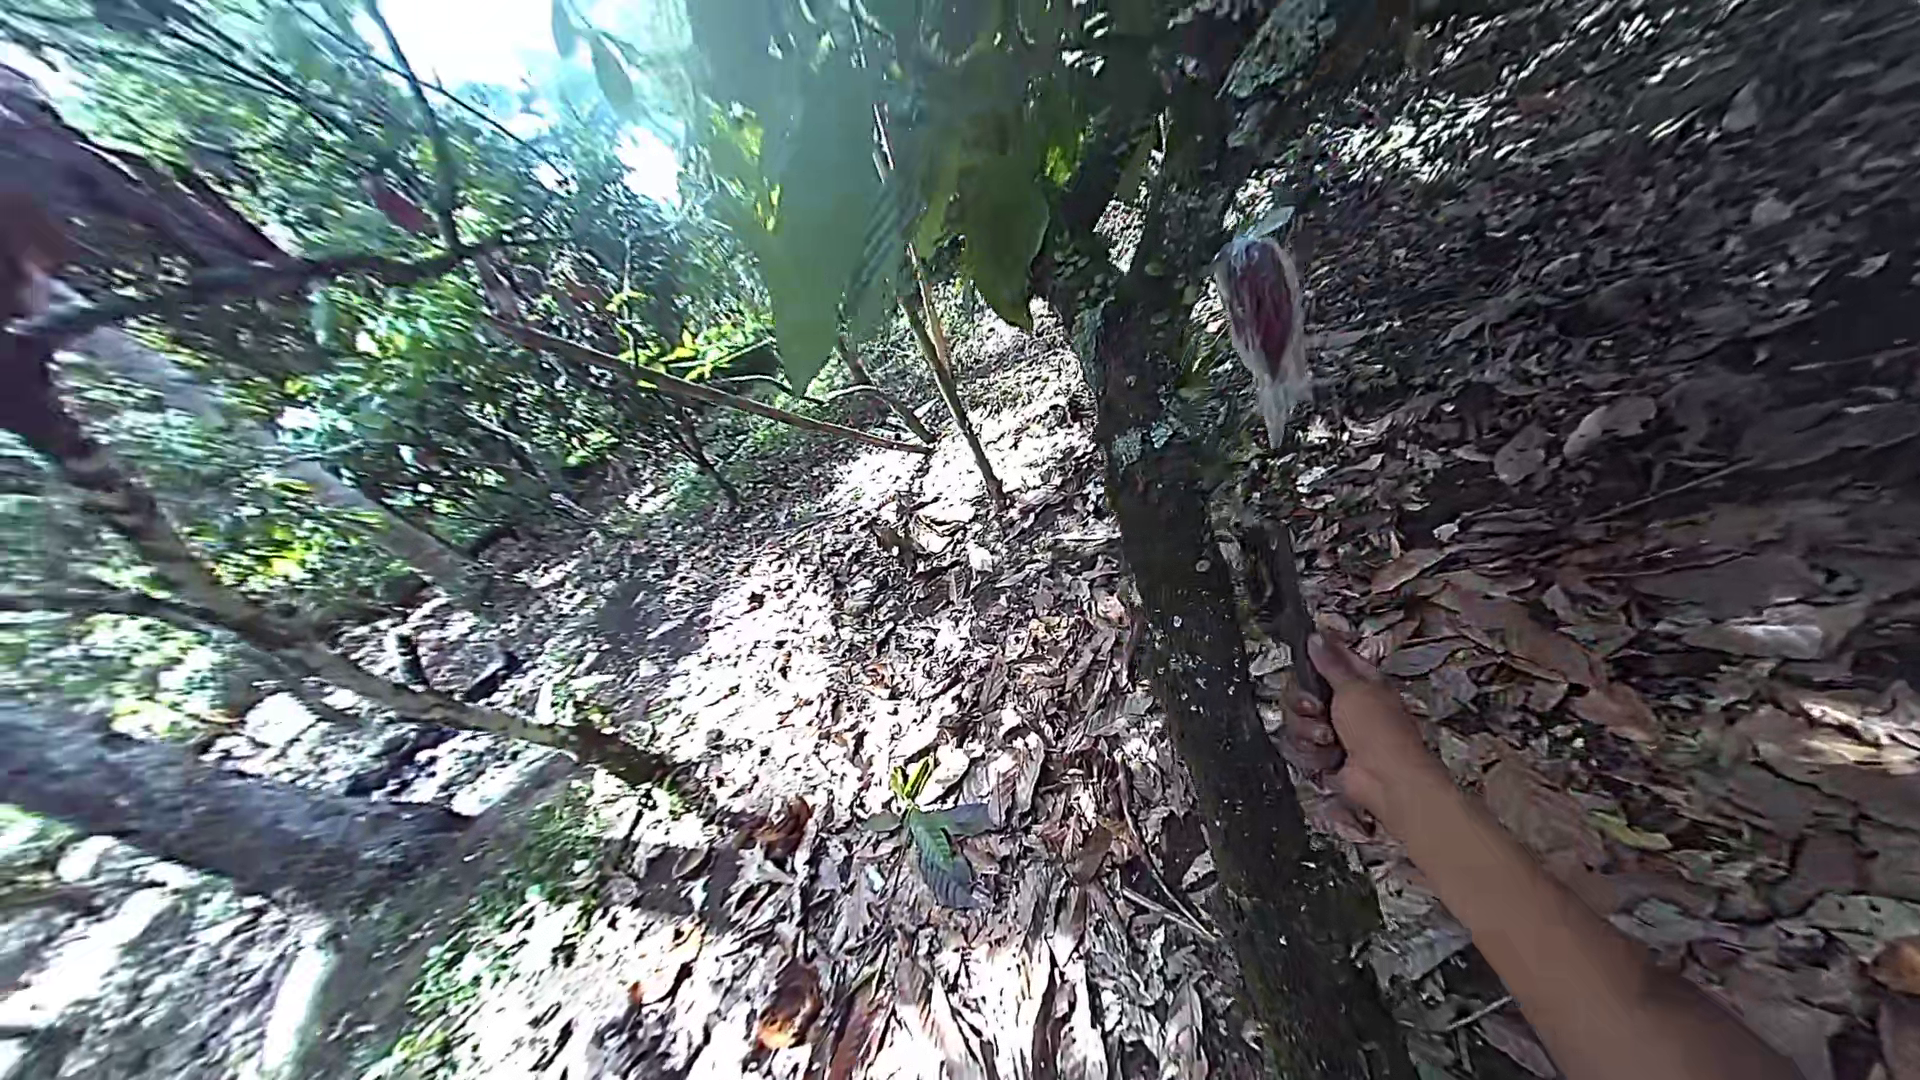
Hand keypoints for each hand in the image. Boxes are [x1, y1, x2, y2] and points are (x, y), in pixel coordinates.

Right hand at [1282, 633, 1448, 824]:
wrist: (1387, 782)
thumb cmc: (1379, 731)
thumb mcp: (1355, 689)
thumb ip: (1330, 663)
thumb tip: (1315, 636)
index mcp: (1359, 681)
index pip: (1328, 658)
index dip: (1314, 658)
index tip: (1303, 659)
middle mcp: (1343, 703)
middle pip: (1300, 690)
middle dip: (1302, 701)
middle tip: (1314, 708)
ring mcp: (1331, 729)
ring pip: (1295, 718)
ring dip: (1307, 730)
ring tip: (1327, 739)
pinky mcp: (1321, 753)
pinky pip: (1297, 743)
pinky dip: (1310, 750)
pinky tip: (1327, 755)